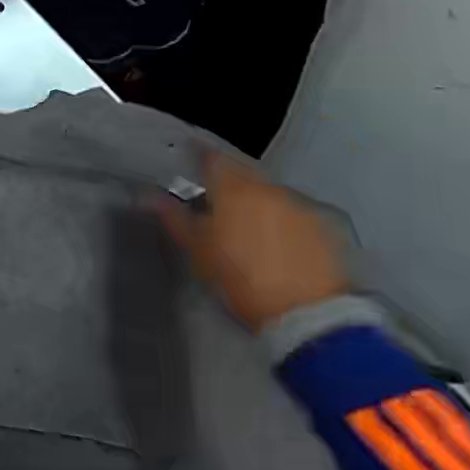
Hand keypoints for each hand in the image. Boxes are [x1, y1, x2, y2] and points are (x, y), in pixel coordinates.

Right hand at [155, 151, 348, 330]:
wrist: (306, 313)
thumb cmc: (240, 278)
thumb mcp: (198, 251)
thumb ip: (174, 218)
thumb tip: (148, 195)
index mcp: (232, 188)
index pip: (211, 158)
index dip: (197, 156)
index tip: (188, 159)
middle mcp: (267, 187)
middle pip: (241, 173)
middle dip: (227, 181)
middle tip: (213, 198)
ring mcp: (297, 205)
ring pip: (267, 192)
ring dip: (253, 200)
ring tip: (243, 223)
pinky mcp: (321, 227)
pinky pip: (290, 212)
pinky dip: (278, 218)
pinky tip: (273, 239)